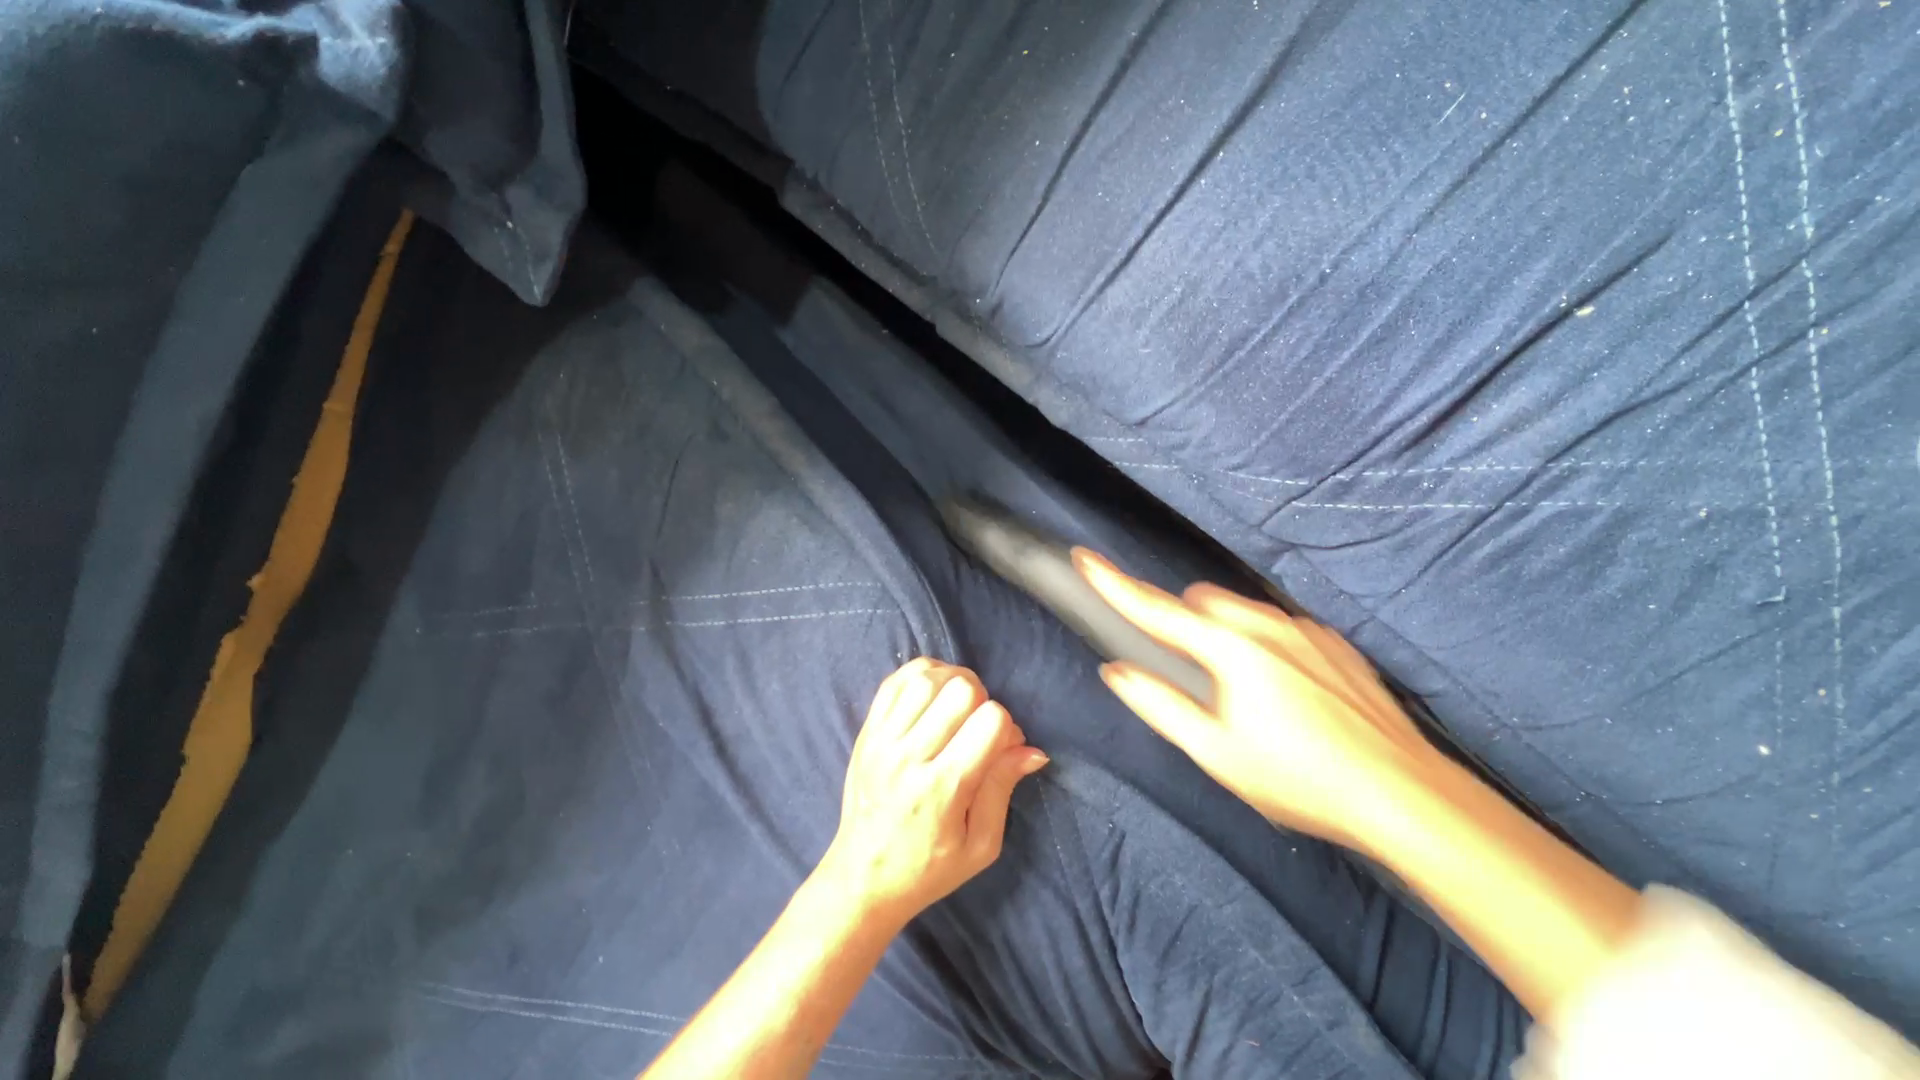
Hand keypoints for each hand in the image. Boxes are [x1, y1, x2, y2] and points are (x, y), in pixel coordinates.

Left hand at [817, 658, 1048, 925]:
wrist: (863, 878)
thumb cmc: (928, 869)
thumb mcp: (980, 846)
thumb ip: (1002, 789)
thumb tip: (1033, 750)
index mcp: (942, 789)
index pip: (990, 722)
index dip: (1008, 728)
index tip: (1004, 750)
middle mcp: (909, 757)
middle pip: (960, 690)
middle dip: (983, 700)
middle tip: (979, 728)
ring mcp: (882, 740)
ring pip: (926, 677)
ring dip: (953, 682)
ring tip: (959, 708)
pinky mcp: (866, 732)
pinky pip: (894, 681)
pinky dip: (922, 675)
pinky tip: (935, 694)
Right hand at [1075, 549, 1444, 853]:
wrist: (1403, 793)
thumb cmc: (1299, 778)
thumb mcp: (1216, 752)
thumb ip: (1162, 706)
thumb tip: (1119, 673)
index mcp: (1230, 649)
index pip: (1157, 610)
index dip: (1115, 584)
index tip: (1085, 559)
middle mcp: (1268, 626)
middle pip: (1203, 603)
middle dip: (1181, 620)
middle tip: (1182, 670)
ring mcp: (1308, 633)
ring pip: (1245, 614)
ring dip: (1224, 633)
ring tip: (1238, 692)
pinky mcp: (1338, 648)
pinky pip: (1282, 630)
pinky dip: (1265, 647)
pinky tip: (1285, 696)